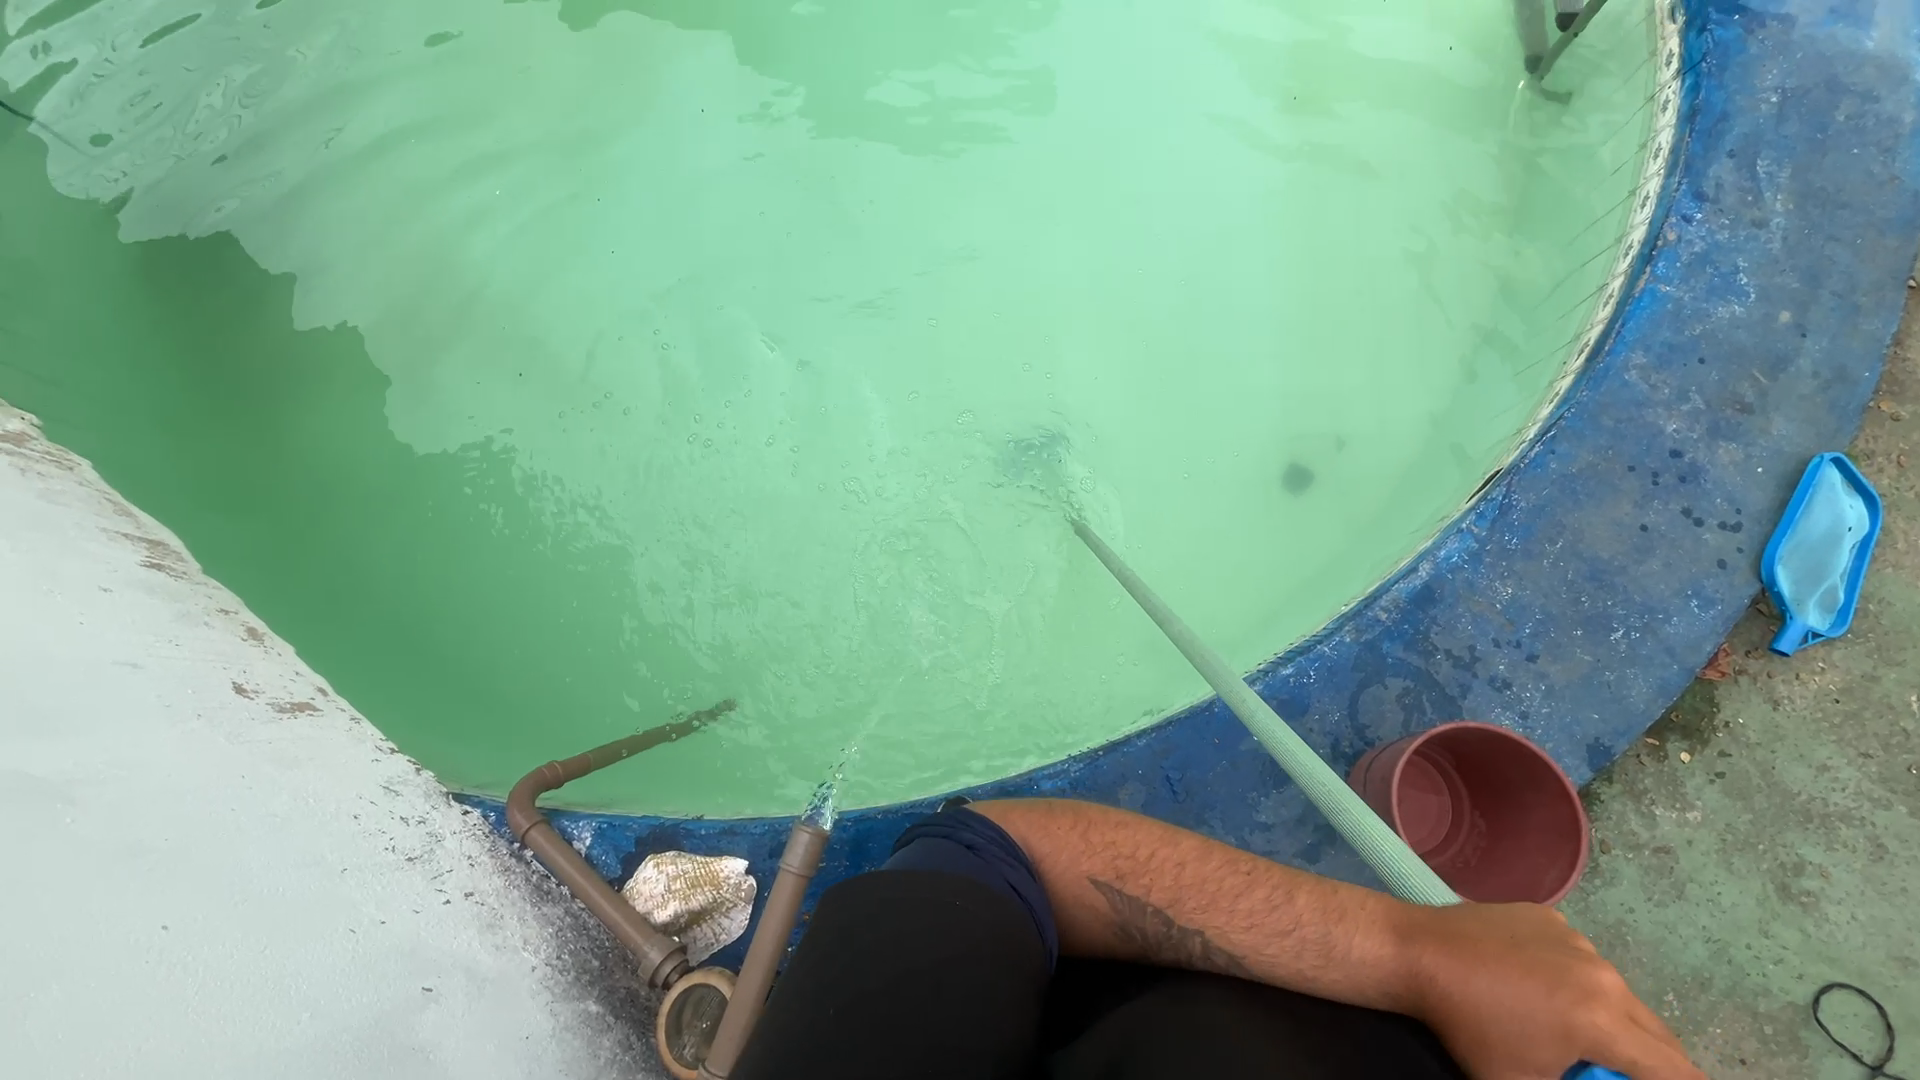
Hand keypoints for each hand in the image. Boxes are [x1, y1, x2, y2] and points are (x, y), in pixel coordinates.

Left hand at [1391, 902, 1705, 1079]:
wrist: (1417, 952)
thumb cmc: (1467, 1025)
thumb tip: (1590, 1077)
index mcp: (1605, 1021)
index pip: (1677, 1072)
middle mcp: (1603, 974)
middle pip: (1654, 1031)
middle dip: (1648, 1060)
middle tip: (1617, 1071)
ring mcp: (1574, 938)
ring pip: (1617, 991)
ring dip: (1610, 1016)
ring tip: (1569, 1028)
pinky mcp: (1547, 916)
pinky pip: (1579, 956)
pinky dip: (1574, 977)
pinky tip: (1533, 983)